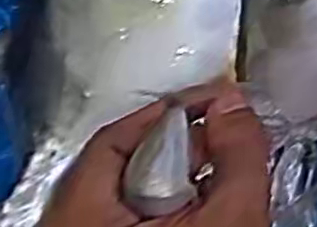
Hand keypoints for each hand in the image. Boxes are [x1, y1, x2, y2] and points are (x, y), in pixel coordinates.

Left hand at [40, 82, 270, 226]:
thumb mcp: (233, 214)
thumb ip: (238, 148)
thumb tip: (232, 101)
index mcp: (77, 222)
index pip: (111, 141)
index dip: (170, 111)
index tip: (216, 102)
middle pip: (114, 165)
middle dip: (175, 142)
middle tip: (219, 138)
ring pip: (116, 195)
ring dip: (169, 174)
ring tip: (212, 174)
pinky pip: (116, 219)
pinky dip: (156, 203)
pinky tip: (193, 208)